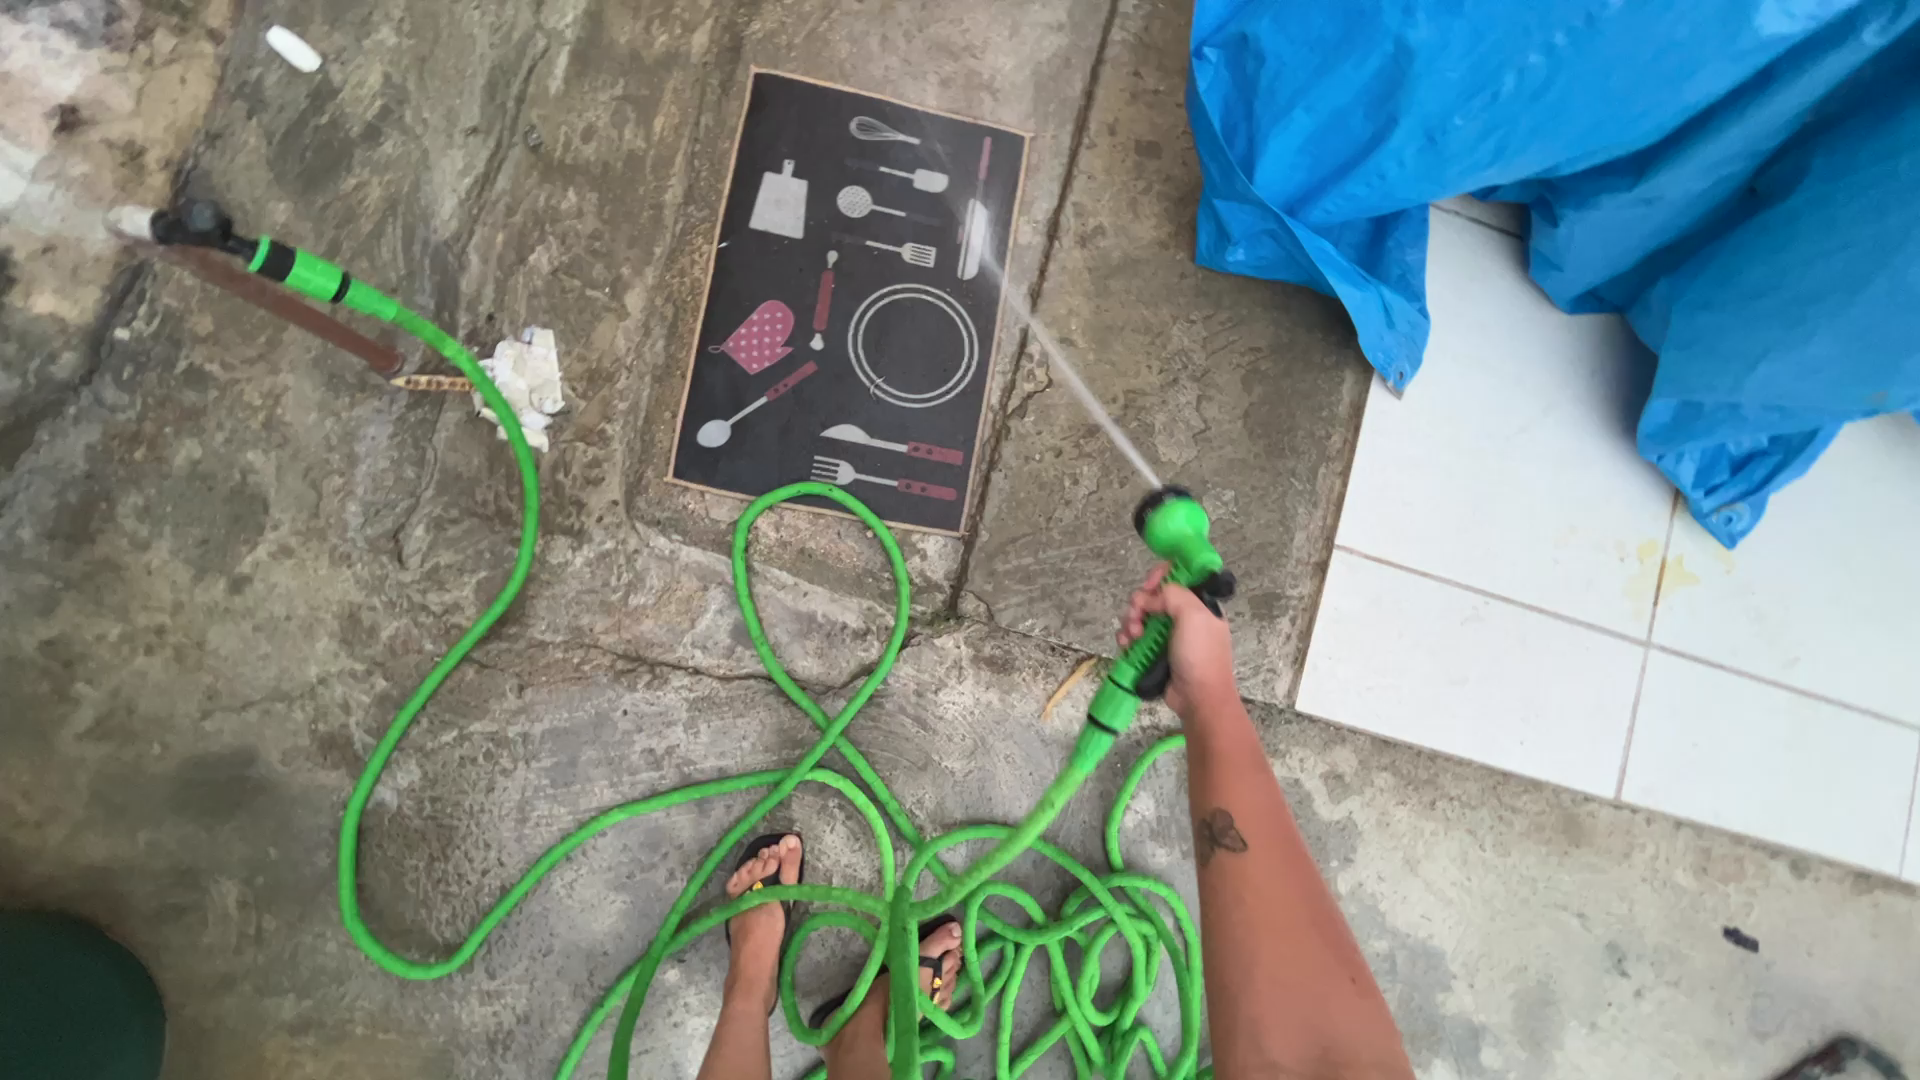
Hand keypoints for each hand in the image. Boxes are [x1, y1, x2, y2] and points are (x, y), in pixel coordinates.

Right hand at [1117, 563, 1237, 720]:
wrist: (1199, 697)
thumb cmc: (1200, 654)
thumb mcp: (1193, 615)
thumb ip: (1171, 594)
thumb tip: (1148, 599)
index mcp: (1198, 602)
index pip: (1177, 575)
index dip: (1160, 576)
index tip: (1149, 587)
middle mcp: (1182, 615)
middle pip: (1152, 595)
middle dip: (1139, 603)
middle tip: (1137, 616)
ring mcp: (1167, 633)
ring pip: (1139, 615)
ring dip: (1130, 622)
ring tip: (1133, 637)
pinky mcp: (1153, 650)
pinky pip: (1134, 636)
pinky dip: (1127, 638)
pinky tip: (1126, 645)